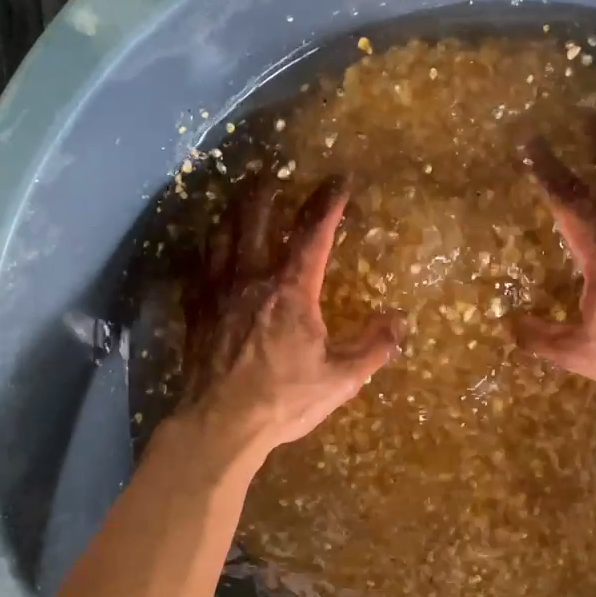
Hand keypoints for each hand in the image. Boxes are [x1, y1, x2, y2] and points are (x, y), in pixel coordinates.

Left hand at [177, 174, 399, 460]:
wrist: (222, 423)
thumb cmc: (284, 400)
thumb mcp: (341, 379)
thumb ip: (373, 347)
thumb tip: (398, 321)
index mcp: (291, 291)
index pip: (313, 232)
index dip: (329, 201)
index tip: (342, 179)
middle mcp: (251, 279)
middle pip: (256, 217)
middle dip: (268, 189)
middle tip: (275, 173)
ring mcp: (218, 293)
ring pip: (222, 235)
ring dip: (233, 211)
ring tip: (240, 199)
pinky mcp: (196, 313)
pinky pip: (198, 268)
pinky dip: (206, 250)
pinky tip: (208, 251)